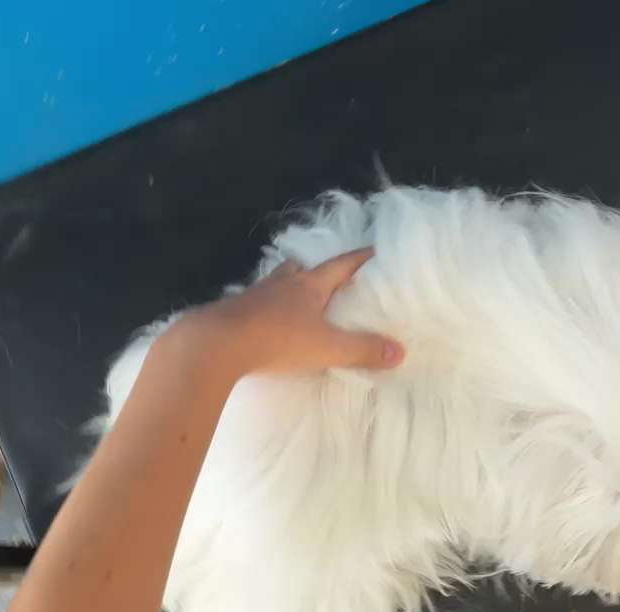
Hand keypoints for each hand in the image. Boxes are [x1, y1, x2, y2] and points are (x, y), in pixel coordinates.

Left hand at [152, 248, 404, 379]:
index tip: (373, 251)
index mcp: (309, 286)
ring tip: (291, 298)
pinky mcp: (234, 314)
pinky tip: (262, 322)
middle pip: (300, 269)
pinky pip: (253, 305)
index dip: (359, 260)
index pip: (340, 266)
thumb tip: (400, 352)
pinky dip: (262, 310)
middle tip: (322, 277)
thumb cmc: (278, 339)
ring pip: (274, 284)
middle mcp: (281, 284)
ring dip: (285, 288)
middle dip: (313, 271)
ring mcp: (254, 297)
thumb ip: (362, 350)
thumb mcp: (326, 347)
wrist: (219, 343)